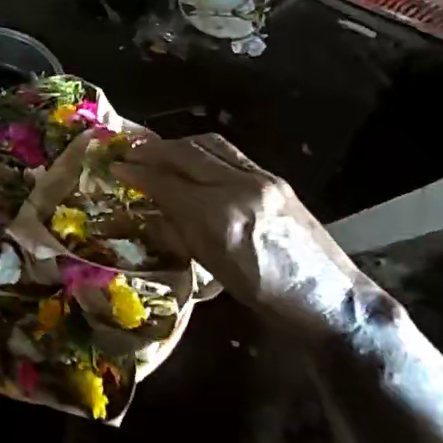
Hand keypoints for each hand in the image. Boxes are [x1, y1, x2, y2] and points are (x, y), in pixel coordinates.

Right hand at [113, 134, 367, 338]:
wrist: (328, 297)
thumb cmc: (261, 290)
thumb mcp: (208, 264)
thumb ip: (174, 229)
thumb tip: (143, 210)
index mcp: (218, 216)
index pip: (165, 182)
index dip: (135, 172)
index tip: (114, 167)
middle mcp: (239, 188)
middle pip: (185, 153)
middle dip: (152, 149)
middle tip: (129, 152)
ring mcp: (261, 180)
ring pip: (209, 145)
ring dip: (177, 145)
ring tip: (158, 152)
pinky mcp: (275, 179)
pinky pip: (230, 153)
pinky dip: (202, 151)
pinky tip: (192, 161)